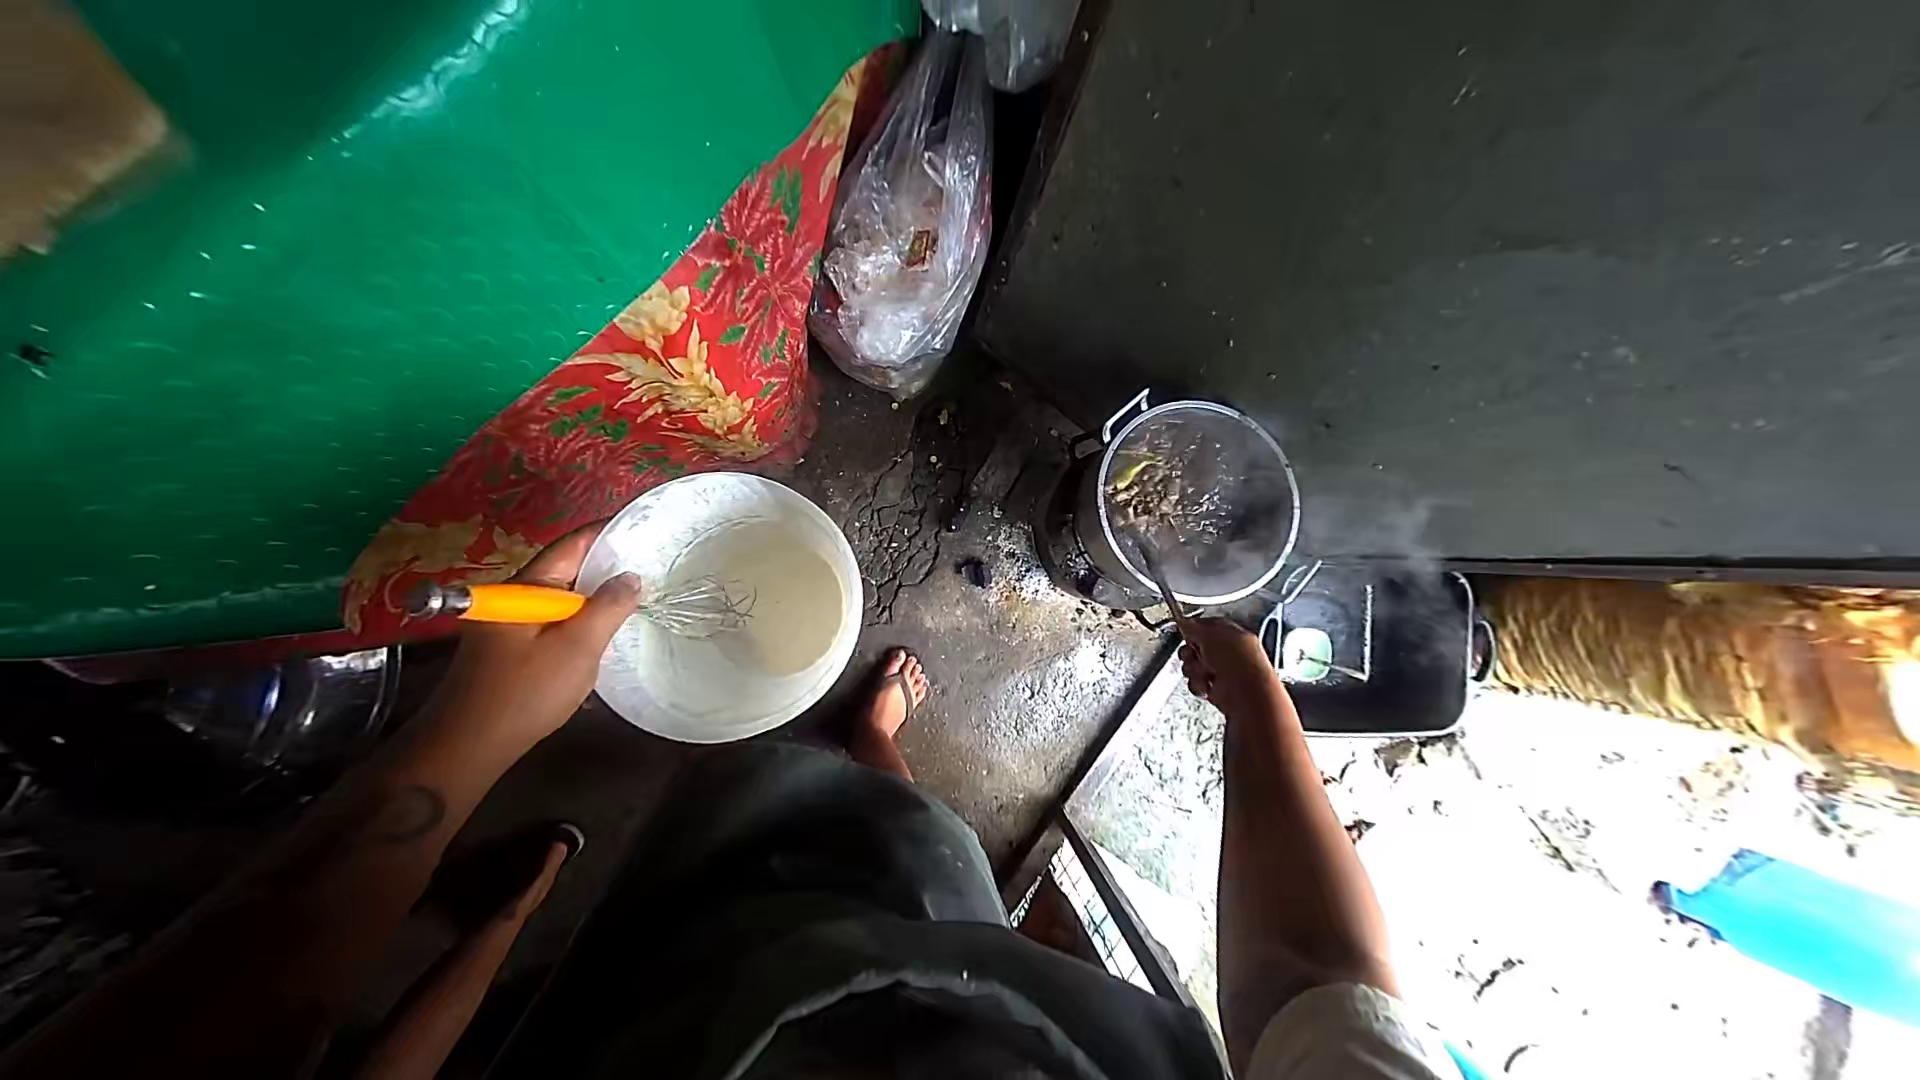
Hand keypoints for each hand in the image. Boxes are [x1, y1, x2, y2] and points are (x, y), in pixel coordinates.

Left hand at [424, 521, 641, 748]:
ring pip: (561, 596)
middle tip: (650, 562)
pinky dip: (582, 616)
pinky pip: (554, 618)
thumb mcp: (578, 647)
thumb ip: (609, 607)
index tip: (641, 527)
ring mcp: (507, 622)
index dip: (606, 533)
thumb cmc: (526, 692)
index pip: (570, 546)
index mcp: (522, 589)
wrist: (469, 746)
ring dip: (596, 594)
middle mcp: (511, 597)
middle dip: (606, 563)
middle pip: (566, 569)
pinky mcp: (510, 645)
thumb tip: (631, 577)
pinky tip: (605, 628)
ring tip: (637, 593)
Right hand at [1178, 618, 1283, 714]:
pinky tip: (1208, 684)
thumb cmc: (1238, 661)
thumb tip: (1183, 623)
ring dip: (1194, 670)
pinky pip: (1196, 683)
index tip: (1187, 632)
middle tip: (1195, 654)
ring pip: (1193, 666)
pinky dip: (1199, 684)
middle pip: (1196, 648)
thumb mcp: (1210, 634)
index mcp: (1233, 634)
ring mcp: (1223, 672)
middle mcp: (1229, 653)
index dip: (1194, 630)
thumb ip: (1193, 626)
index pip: (1207, 627)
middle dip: (1190, 652)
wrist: (1246, 692)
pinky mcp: (1217, 690)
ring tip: (1206, 672)